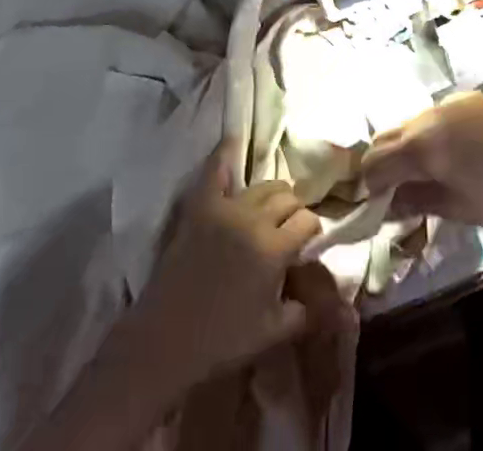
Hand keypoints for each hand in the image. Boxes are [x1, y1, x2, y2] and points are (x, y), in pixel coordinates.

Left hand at [119, 142, 325, 391]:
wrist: (166, 340)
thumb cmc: (223, 341)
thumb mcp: (276, 332)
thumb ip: (304, 308)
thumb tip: (317, 292)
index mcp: (275, 249)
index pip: (308, 221)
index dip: (313, 231)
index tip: (308, 243)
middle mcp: (253, 219)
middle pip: (287, 198)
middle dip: (295, 211)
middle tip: (290, 229)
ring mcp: (223, 208)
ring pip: (261, 185)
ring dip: (273, 194)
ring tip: (270, 209)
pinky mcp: (198, 207)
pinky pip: (215, 171)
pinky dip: (225, 154)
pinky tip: (233, 142)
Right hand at [361, 93, 482, 228]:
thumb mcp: (457, 207)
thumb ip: (415, 200)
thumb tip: (387, 204)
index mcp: (421, 144)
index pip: (376, 160)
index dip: (368, 183)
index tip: (371, 203)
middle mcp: (427, 114)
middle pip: (387, 136)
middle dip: (382, 162)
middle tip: (388, 190)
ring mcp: (449, 102)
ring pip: (410, 123)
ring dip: (405, 146)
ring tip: (418, 173)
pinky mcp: (469, 99)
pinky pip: (434, 116)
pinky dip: (429, 134)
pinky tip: (446, 155)